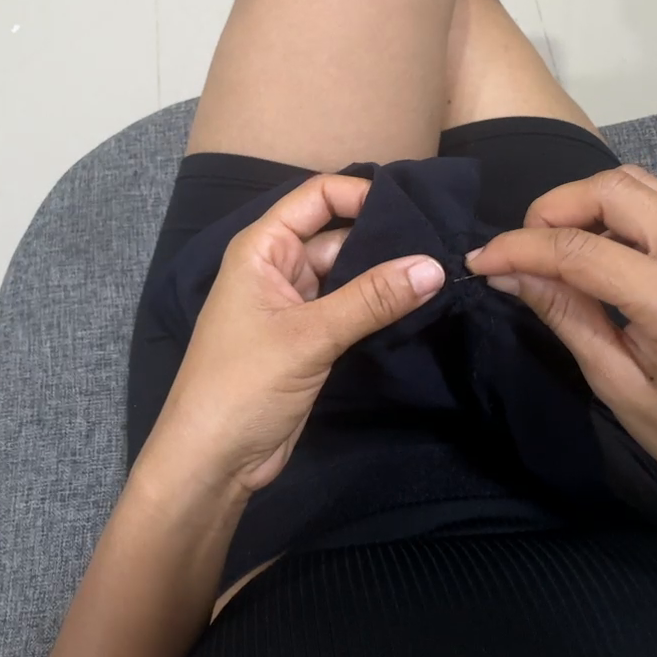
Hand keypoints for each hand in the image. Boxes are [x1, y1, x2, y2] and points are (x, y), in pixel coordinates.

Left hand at [140, 174, 445, 497]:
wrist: (213, 462)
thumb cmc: (243, 384)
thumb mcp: (309, 336)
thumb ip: (371, 299)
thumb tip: (434, 266)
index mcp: (262, 248)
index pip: (317, 197)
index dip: (362, 193)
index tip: (414, 206)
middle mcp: (278, 267)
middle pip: (338, 234)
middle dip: (384, 237)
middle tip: (443, 242)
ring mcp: (295, 304)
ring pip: (348, 274)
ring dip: (385, 274)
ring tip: (443, 269)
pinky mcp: (310, 338)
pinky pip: (350, 308)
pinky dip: (378, 306)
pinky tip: (419, 303)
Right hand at [465, 166, 656, 537]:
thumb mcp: (617, 385)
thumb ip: (564, 314)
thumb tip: (507, 271)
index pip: (584, 250)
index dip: (521, 247)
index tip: (480, 260)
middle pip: (614, 189)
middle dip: (553, 209)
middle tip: (524, 252)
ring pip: (637, 185)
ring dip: (582, 204)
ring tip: (553, 248)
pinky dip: (613, 212)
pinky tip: (594, 247)